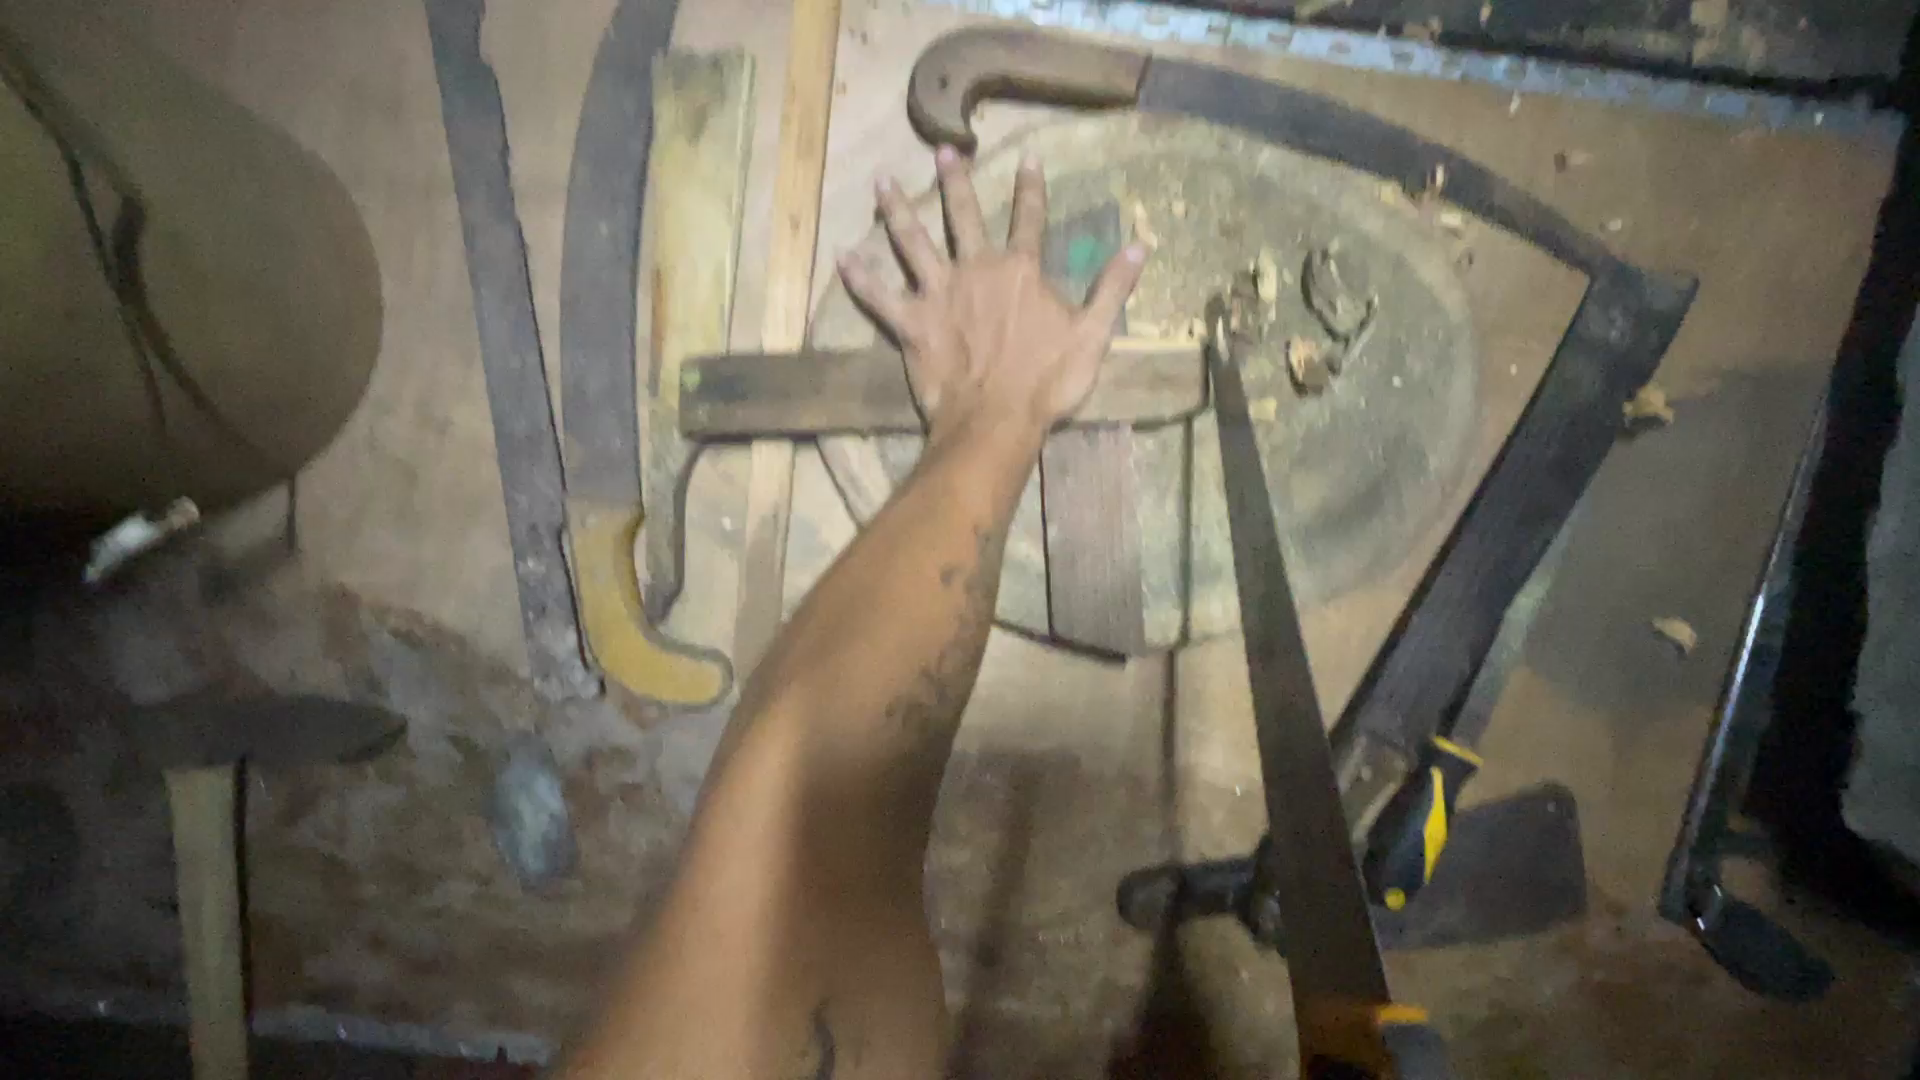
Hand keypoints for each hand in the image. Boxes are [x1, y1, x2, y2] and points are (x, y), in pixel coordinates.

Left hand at [838, 146, 1145, 443]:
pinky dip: (860, 278)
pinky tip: (841, 257)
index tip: (1026, 157)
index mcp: (1021, 270)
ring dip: (897, 210)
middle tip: (942, 151)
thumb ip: (1113, 289)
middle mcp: (977, 269)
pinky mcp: (911, 323)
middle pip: (964, 216)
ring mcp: (940, 294)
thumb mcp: (1093, 337)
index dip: (1030, 188)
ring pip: (914, 242)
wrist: (996, 422)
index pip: (1029, 219)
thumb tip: (1141, 245)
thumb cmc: (1046, 383)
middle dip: (955, 181)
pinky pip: (879, 297)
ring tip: (881, 182)